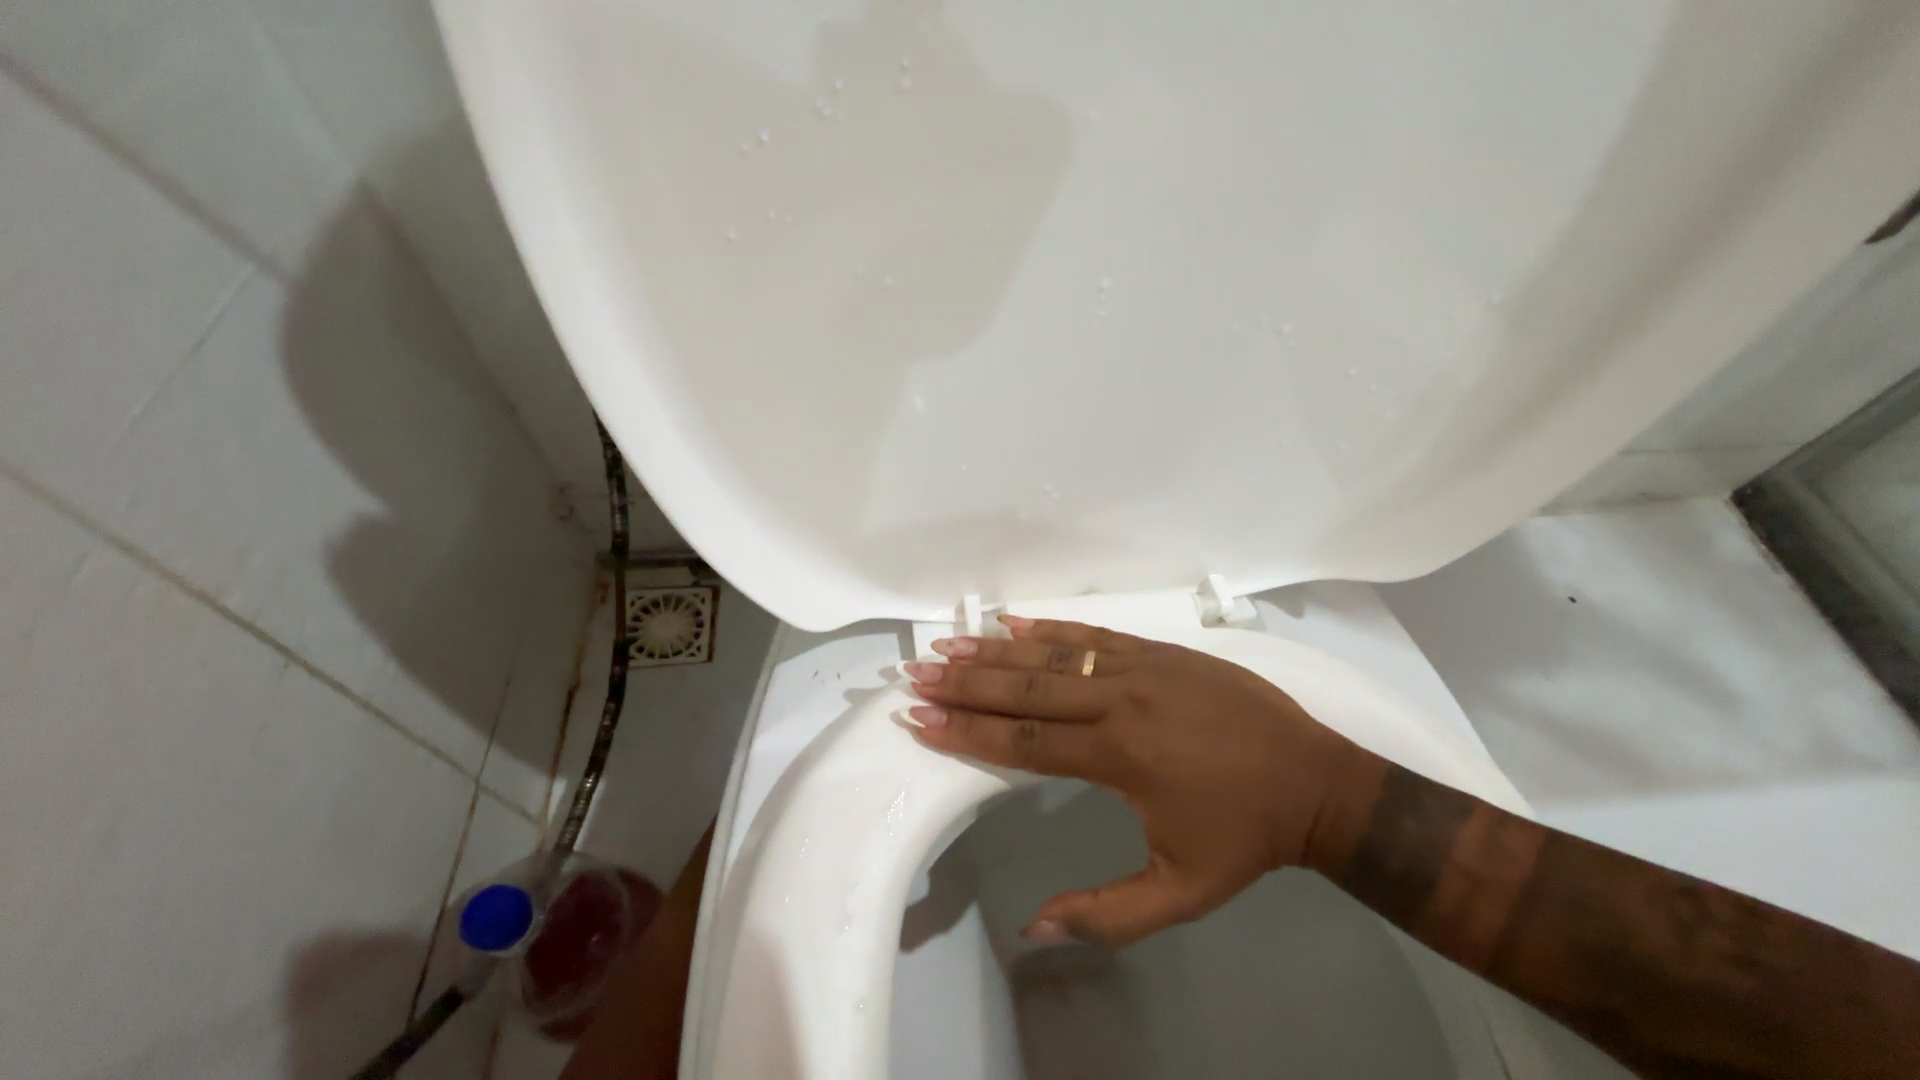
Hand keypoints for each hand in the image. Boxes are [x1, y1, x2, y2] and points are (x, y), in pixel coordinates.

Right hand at [903, 615, 1363, 948]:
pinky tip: (1013, 623)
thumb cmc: (1244, 839)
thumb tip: (1032, 928)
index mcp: (1119, 758)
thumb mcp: (1180, 894)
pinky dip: (1050, 629)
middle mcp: (1121, 703)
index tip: (921, 722)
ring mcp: (1143, 669)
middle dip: (966, 684)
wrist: (1317, 783)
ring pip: (1055, 656)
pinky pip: (1095, 636)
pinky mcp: (1163, 652)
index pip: (1024, 743)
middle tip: (916, 675)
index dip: (968, 734)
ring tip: (948, 645)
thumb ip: (1106, 914)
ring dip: (996, 651)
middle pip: (1027, 690)